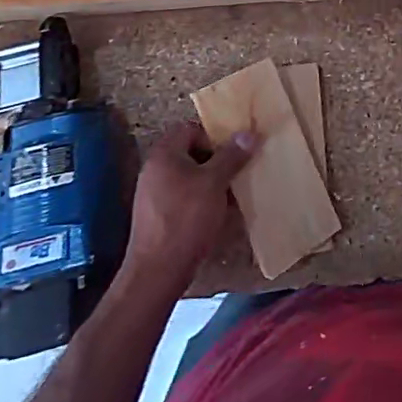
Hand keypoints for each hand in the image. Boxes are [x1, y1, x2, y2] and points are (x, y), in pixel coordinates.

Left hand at [125, 122, 255, 282]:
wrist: (157, 272)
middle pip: (190, 154)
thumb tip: (248, 133)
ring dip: (210, 183)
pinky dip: (200, 201)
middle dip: (216, 162)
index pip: (190, 129)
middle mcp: (154, 170)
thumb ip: (231, 156)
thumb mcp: (215, 183)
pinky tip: (216, 216)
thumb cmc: (186, 219)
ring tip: (230, 196)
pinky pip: (182, 198)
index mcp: (163, 155)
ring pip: (188, 178)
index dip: (213, 138)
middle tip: (236, 173)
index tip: (232, 154)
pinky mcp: (156, 218)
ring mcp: (152, 195)